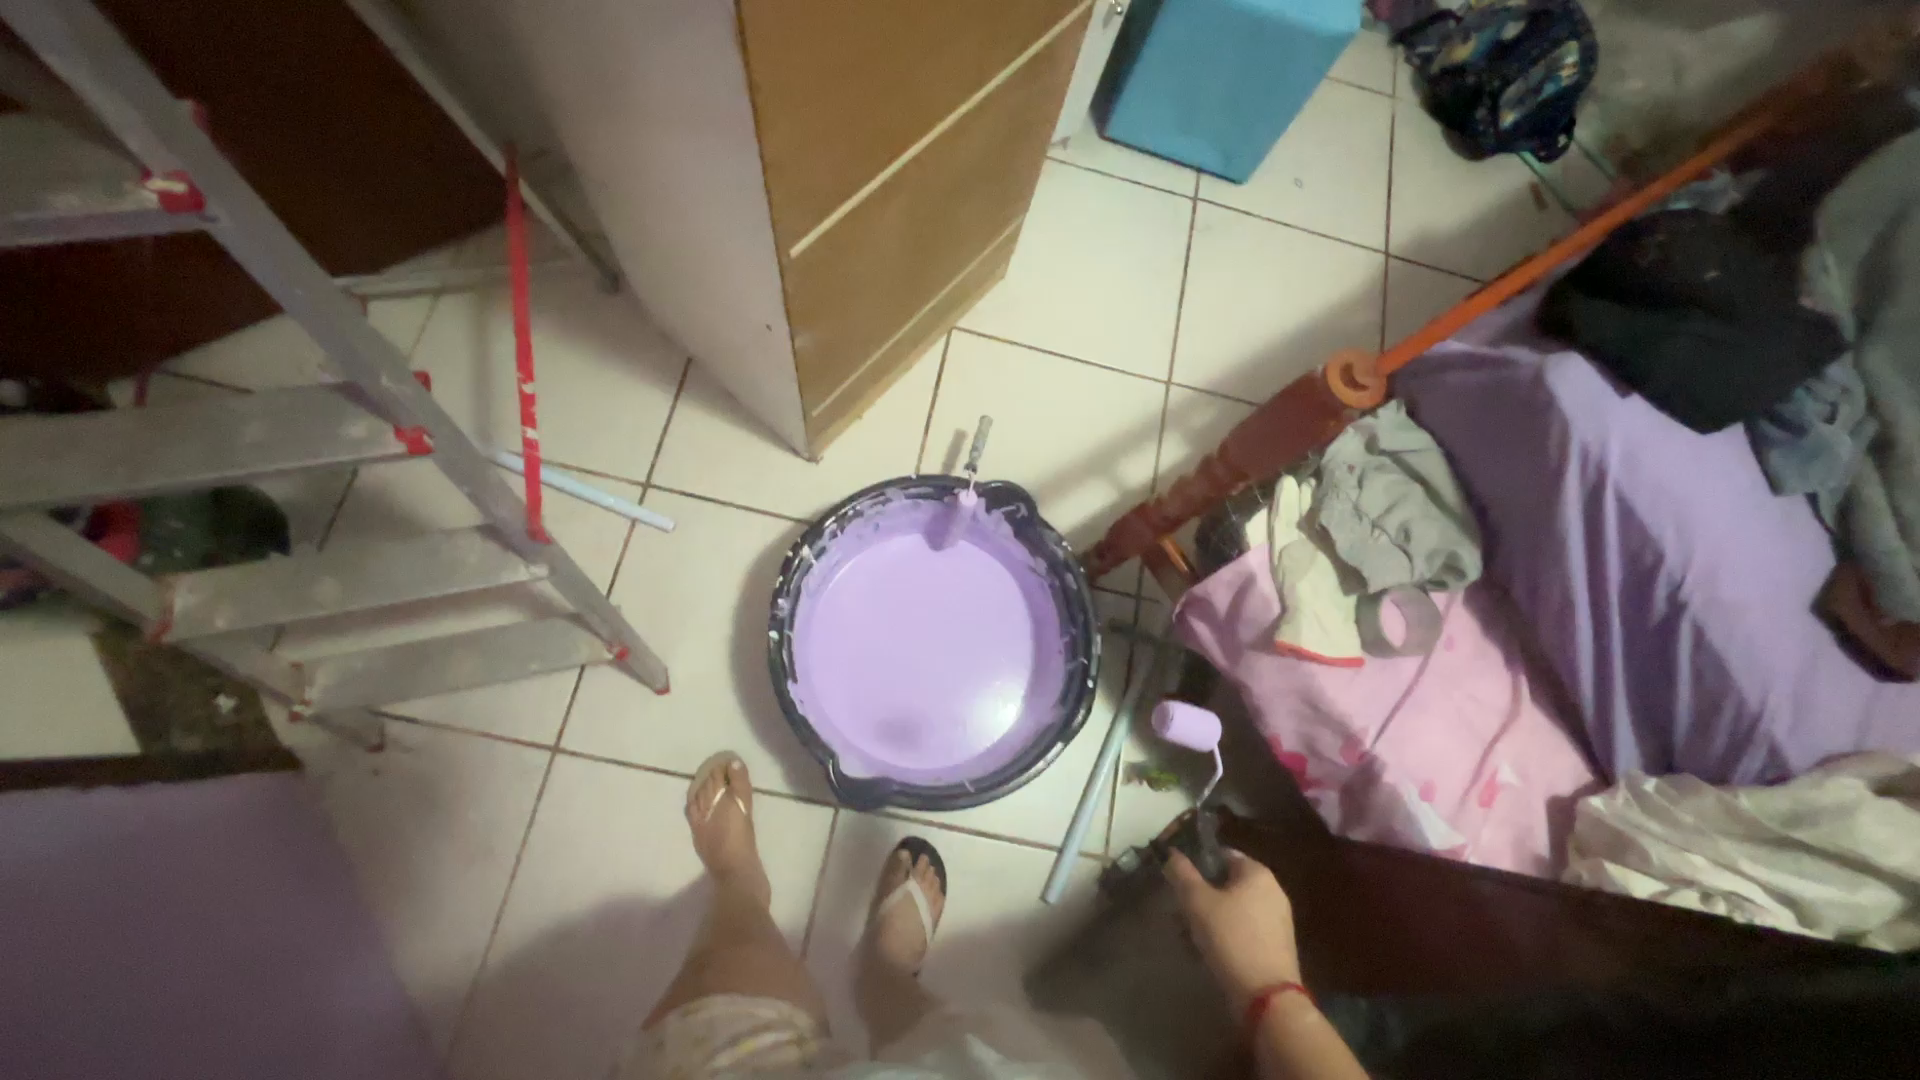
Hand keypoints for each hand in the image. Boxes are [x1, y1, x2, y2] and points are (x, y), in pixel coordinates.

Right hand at [1165, 848, 1301, 1011]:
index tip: (1177, 880)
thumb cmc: (1231, 938)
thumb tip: (1171, 853)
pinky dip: (1223, 935)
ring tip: (1185, 935)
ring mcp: (1276, 921)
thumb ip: (1181, 873)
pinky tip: (1204, 952)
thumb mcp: (1197, 902)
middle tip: (1178, 911)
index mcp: (1257, 873)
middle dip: (1199, 896)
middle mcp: (1272, 891)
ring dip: (1207, 918)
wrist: (1267, 997)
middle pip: (1226, 884)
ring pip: (1232, 909)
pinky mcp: (1275, 947)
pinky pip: (1242, 930)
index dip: (1196, 863)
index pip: (1222, 855)